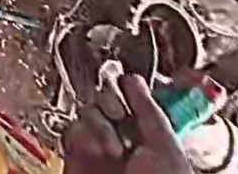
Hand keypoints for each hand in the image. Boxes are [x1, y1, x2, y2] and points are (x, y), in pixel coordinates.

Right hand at [63, 74, 193, 173]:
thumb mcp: (166, 151)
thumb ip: (150, 112)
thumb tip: (133, 78)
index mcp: (152, 144)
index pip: (132, 101)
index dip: (127, 89)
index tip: (126, 83)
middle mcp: (126, 145)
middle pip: (106, 100)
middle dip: (109, 100)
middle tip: (117, 112)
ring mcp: (100, 153)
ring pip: (87, 112)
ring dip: (98, 122)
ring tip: (111, 146)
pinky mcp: (76, 159)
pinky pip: (70, 130)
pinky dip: (81, 134)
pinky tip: (96, 148)